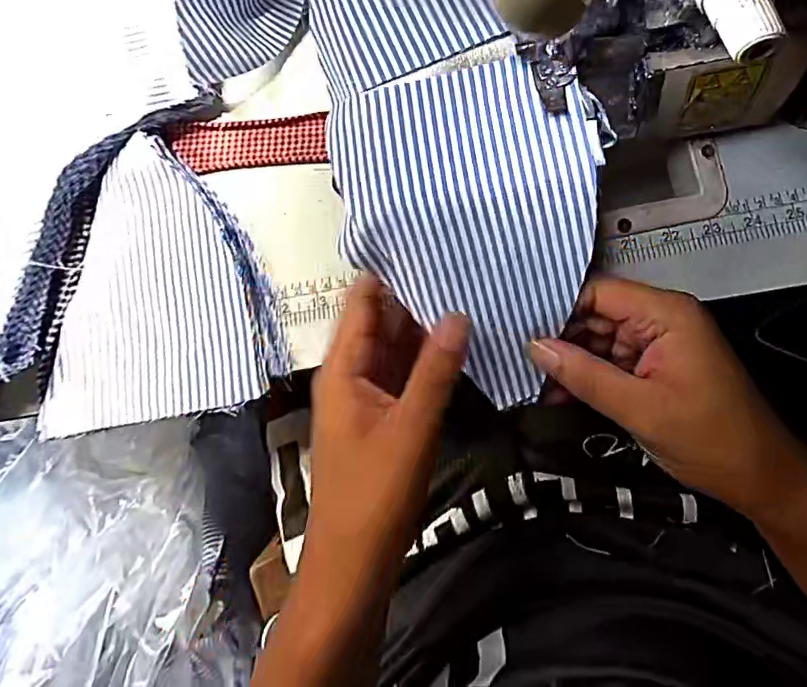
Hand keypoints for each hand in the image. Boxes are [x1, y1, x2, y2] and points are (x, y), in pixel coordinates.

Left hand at [306, 274, 469, 574]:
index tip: (422, 240)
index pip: (361, 301)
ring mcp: (366, 396)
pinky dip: (424, 356)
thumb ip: (436, 369)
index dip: (387, 269)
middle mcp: (350, 374)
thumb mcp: (411, 427)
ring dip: (421, 324)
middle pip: (380, 321)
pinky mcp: (381, 416)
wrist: (353, 566)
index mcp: (343, 369)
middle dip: (412, 294)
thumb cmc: (374, 494)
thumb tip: (457, 313)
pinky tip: (455, 341)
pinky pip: (402, 373)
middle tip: (456, 261)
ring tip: (462, 289)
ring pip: (394, 347)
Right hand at [527, 276, 806, 518]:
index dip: (560, 309)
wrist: (762, 480)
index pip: (599, 292)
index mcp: (666, 312)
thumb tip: (537, 348)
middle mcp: (663, 317)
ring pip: (603, 339)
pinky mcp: (660, 364)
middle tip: (525, 362)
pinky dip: (592, 376)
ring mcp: (662, 341)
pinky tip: (564, 393)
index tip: (525, 330)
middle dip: (563, 339)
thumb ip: (585, 375)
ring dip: (574, 362)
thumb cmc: (712, 439)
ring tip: (538, 384)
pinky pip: (616, 360)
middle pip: (598, 314)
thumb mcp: (640, 408)